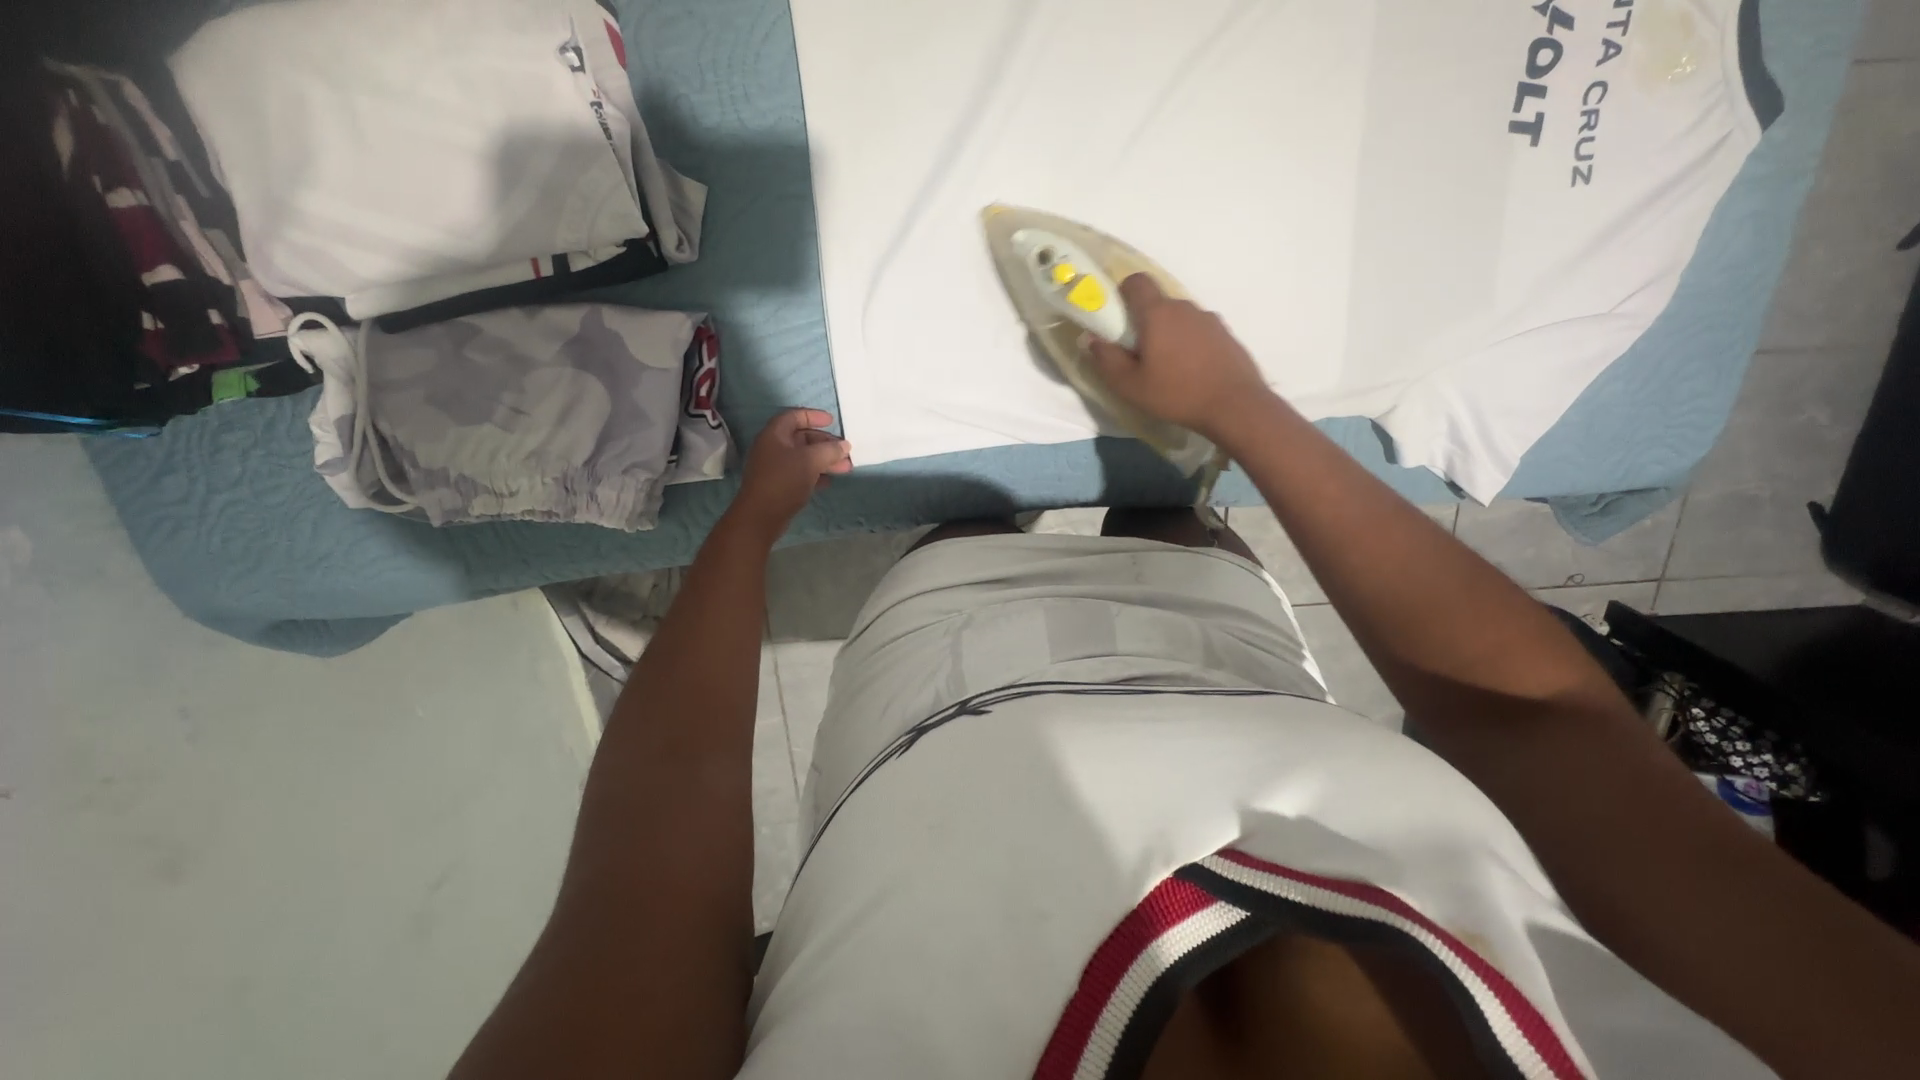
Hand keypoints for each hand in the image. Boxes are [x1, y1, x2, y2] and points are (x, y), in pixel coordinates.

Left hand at [730, 408, 852, 538]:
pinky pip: (800, 473)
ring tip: (845, 468)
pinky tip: (829, 482)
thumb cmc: (783, 481)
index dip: (814, 416)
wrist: (760, 516)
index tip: (832, 421)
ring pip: (803, 457)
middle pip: (802, 438)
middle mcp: (773, 448)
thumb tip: (844, 445)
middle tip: (845, 451)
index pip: (794, 416)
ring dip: (824, 460)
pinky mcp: (779, 485)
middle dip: (825, 443)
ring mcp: (775, 467)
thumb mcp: (810, 461)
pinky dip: (816, 474)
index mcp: (775, 435)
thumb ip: (829, 450)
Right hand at [1087, 274, 1276, 446]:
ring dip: (1169, 334)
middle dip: (1145, 321)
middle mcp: (1185, 307)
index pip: (1137, 281)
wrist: (1236, 406)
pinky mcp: (1227, 335)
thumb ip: (1106, 359)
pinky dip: (1190, 345)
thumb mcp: (1130, 385)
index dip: (1123, 292)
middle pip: (1158, 303)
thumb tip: (1090, 338)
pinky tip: (1192, 373)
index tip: (1118, 317)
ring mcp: (1210, 319)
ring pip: (1180, 318)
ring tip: (1168, 368)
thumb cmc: (1176, 394)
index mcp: (1158, 313)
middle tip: (1139, 354)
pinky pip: (1199, 332)